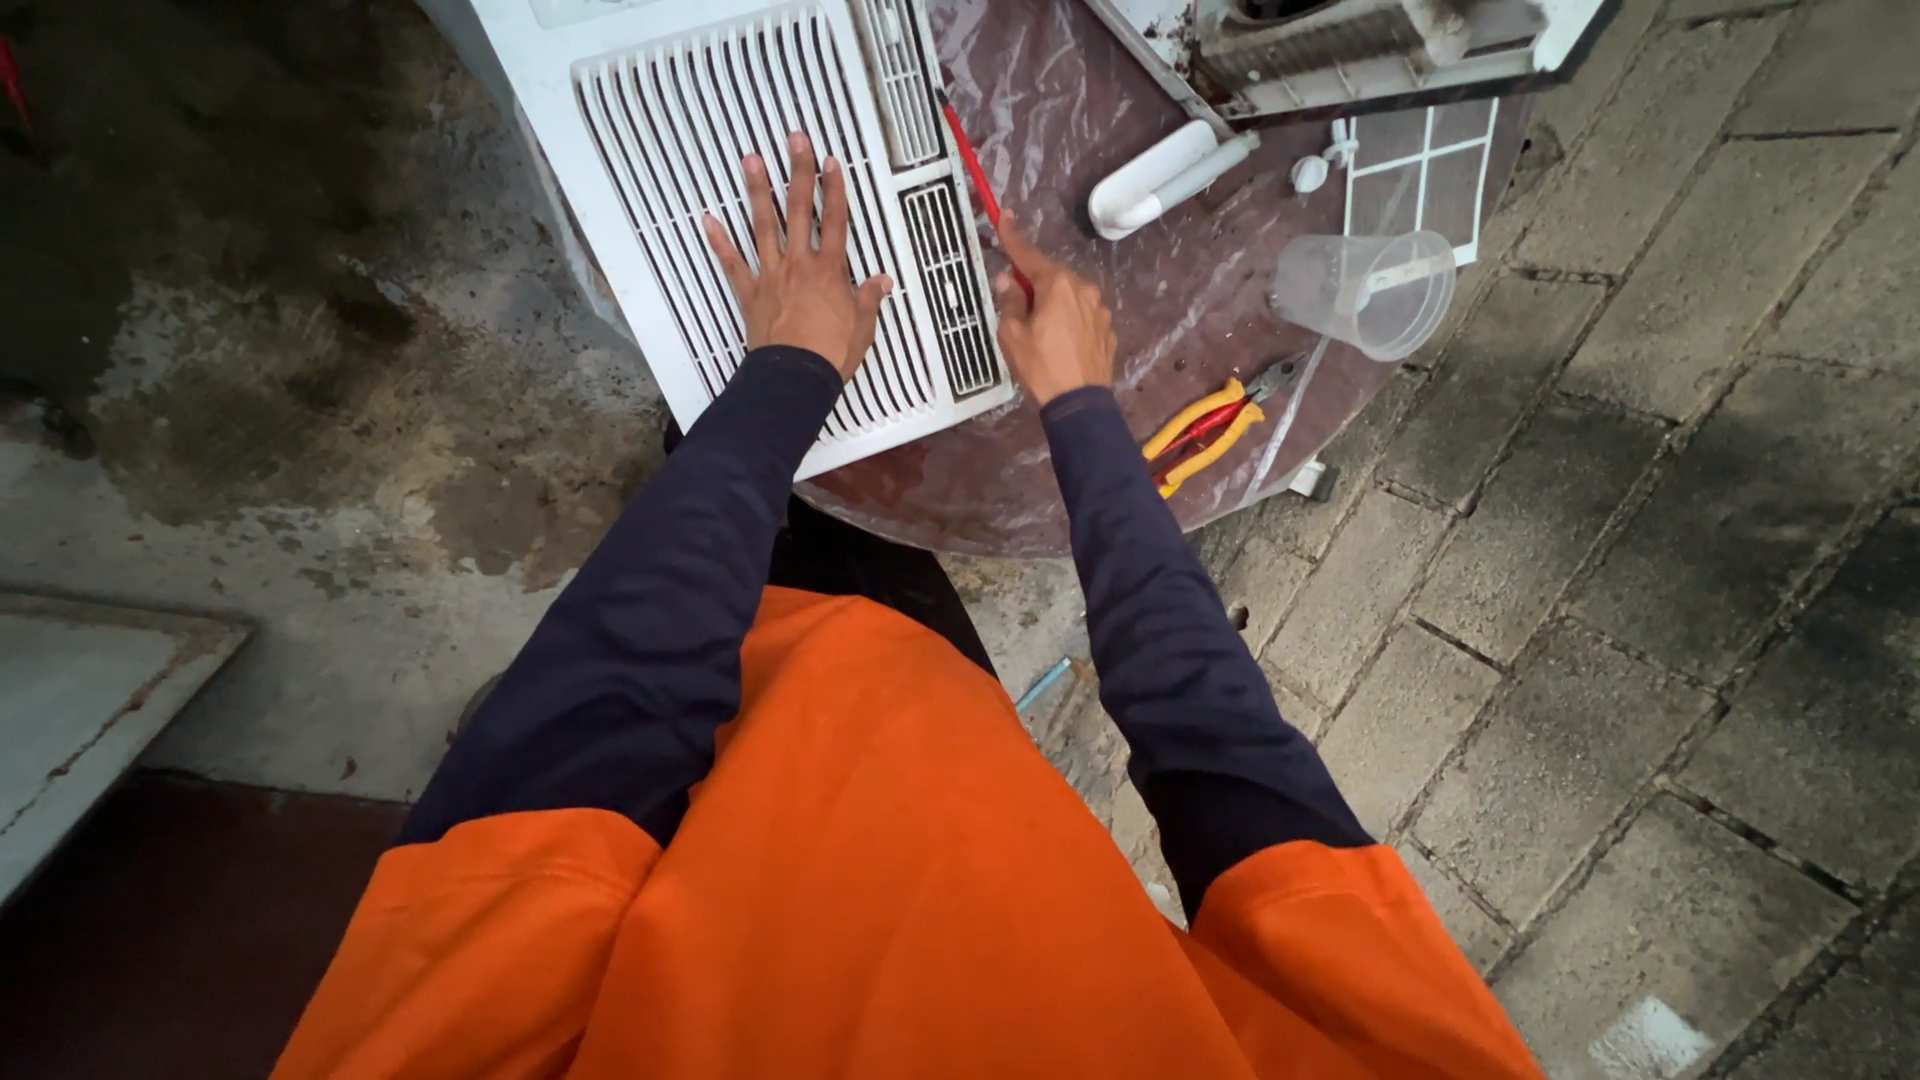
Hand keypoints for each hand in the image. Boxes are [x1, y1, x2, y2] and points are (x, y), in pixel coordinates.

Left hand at [704, 132, 891, 379]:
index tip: (832, 161)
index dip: (835, 190)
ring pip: (764, 226)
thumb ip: (869, 299)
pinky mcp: (751, 293)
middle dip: (799, 173)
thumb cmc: (832, 354)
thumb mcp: (862, 327)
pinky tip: (707, 219)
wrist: (797, 376)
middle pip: (800, 211)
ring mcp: (772, 275)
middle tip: (795, 139)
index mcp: (830, 271)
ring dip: (758, 191)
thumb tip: (882, 280)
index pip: (835, 222)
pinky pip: (733, 264)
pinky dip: (720, 242)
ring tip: (751, 159)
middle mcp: (800, 264)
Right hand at [992, 216, 1115, 406]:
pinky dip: (1069, 323)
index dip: (1013, 237)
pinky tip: (1061, 345)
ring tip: (1040, 334)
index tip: (1005, 216)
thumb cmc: (1040, 367)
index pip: (1029, 255)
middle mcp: (1083, 289)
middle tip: (1016, 306)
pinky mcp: (1108, 331)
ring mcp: (1100, 310)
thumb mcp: (1012, 335)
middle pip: (1051, 277)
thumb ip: (1010, 302)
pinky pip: (1083, 318)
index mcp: (1058, 284)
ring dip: (1053, 306)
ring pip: (1069, 298)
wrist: (1079, 405)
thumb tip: (1007, 281)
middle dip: (1033, 285)